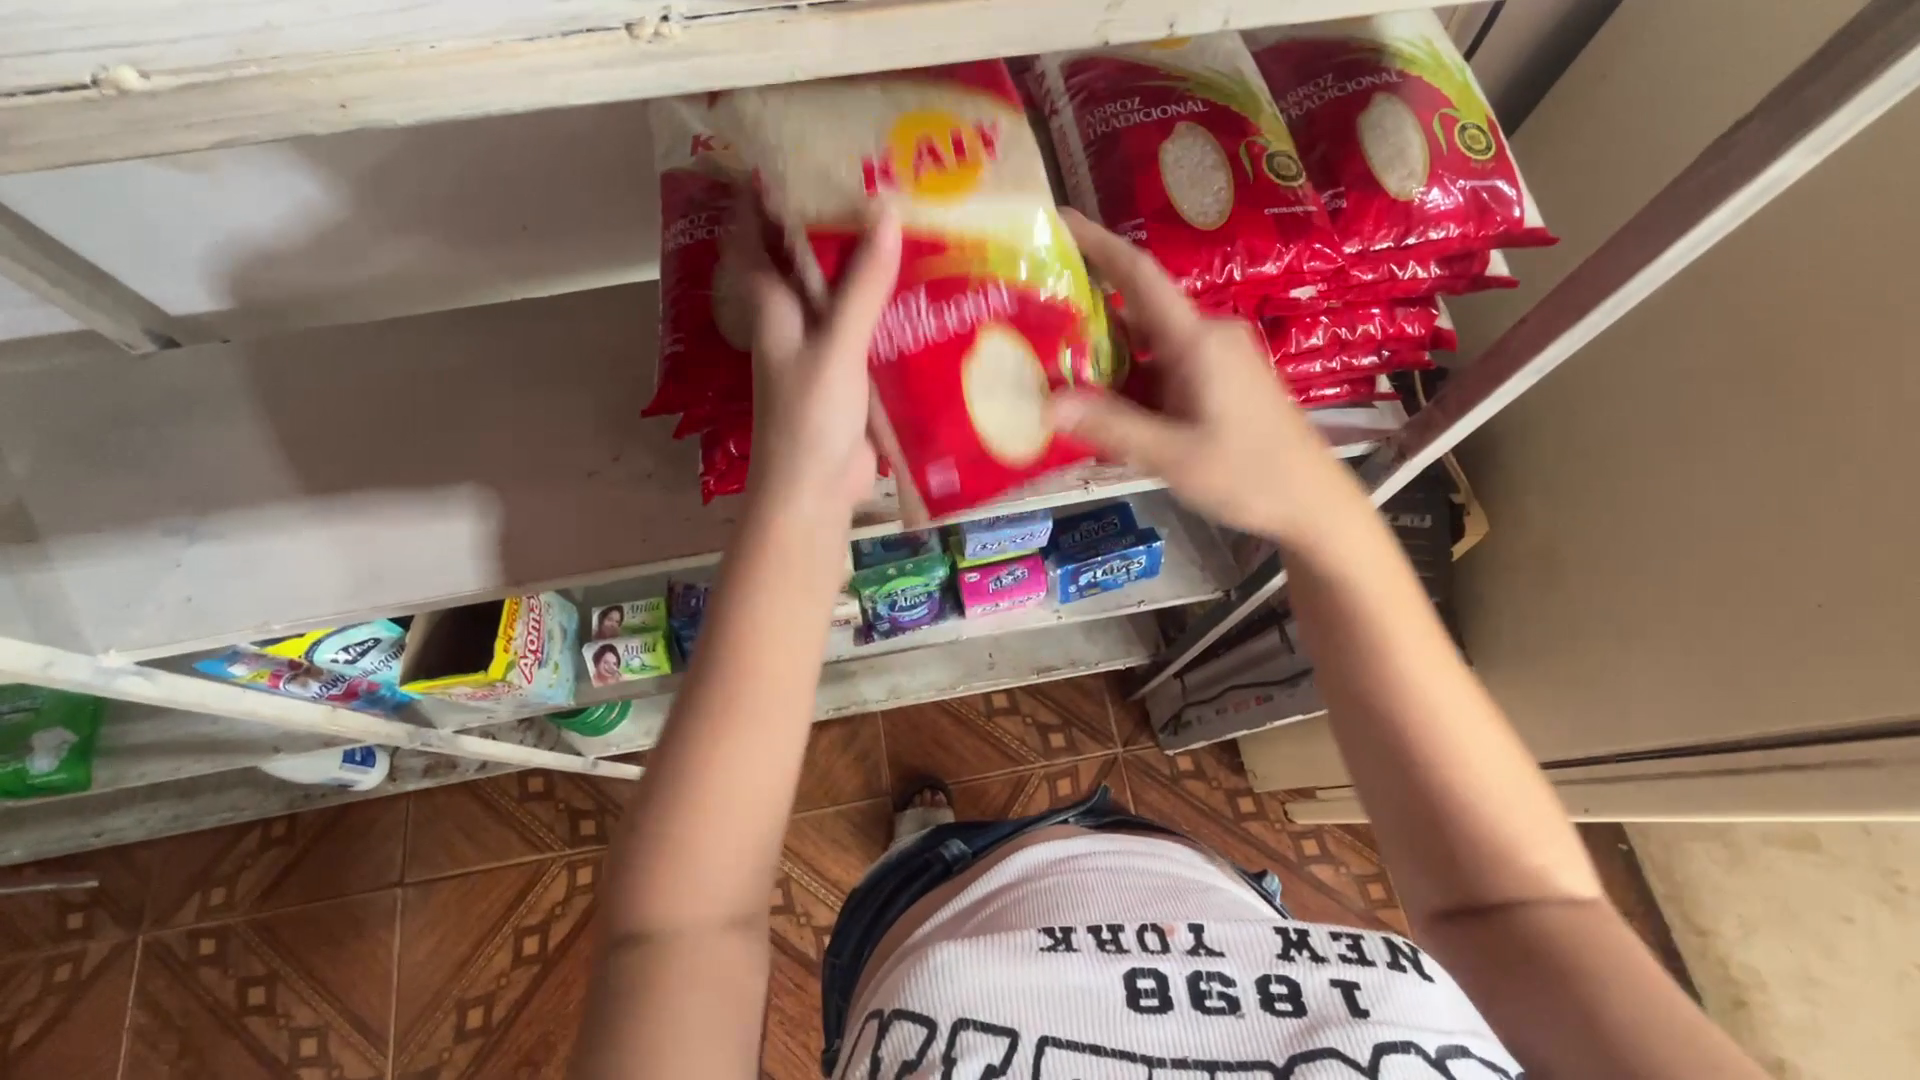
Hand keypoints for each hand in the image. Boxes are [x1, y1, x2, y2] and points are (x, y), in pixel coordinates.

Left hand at [735, 199, 901, 518]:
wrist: (814, 492)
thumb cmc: (809, 417)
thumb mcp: (837, 345)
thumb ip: (862, 286)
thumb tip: (886, 213)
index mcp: (773, 309)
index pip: (754, 242)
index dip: (760, 202)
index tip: (785, 162)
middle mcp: (792, 325)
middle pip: (802, 266)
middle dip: (825, 229)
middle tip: (868, 187)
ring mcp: (821, 355)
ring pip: (839, 301)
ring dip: (863, 272)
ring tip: (905, 230)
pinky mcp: (849, 382)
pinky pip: (867, 336)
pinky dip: (886, 316)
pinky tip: (921, 300)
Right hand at [1049, 210, 1365, 546]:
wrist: (1312, 503)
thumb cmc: (1251, 475)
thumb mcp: (1174, 457)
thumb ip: (1112, 428)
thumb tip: (1048, 404)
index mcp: (1197, 340)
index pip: (1139, 275)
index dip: (1097, 243)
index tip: (1057, 219)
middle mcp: (1205, 337)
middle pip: (1133, 311)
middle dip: (1082, 312)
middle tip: (1029, 316)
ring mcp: (1213, 360)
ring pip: (1144, 345)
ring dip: (1101, 354)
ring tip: (1048, 364)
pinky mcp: (1216, 382)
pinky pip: (1159, 368)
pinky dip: (1125, 379)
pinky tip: (1095, 404)